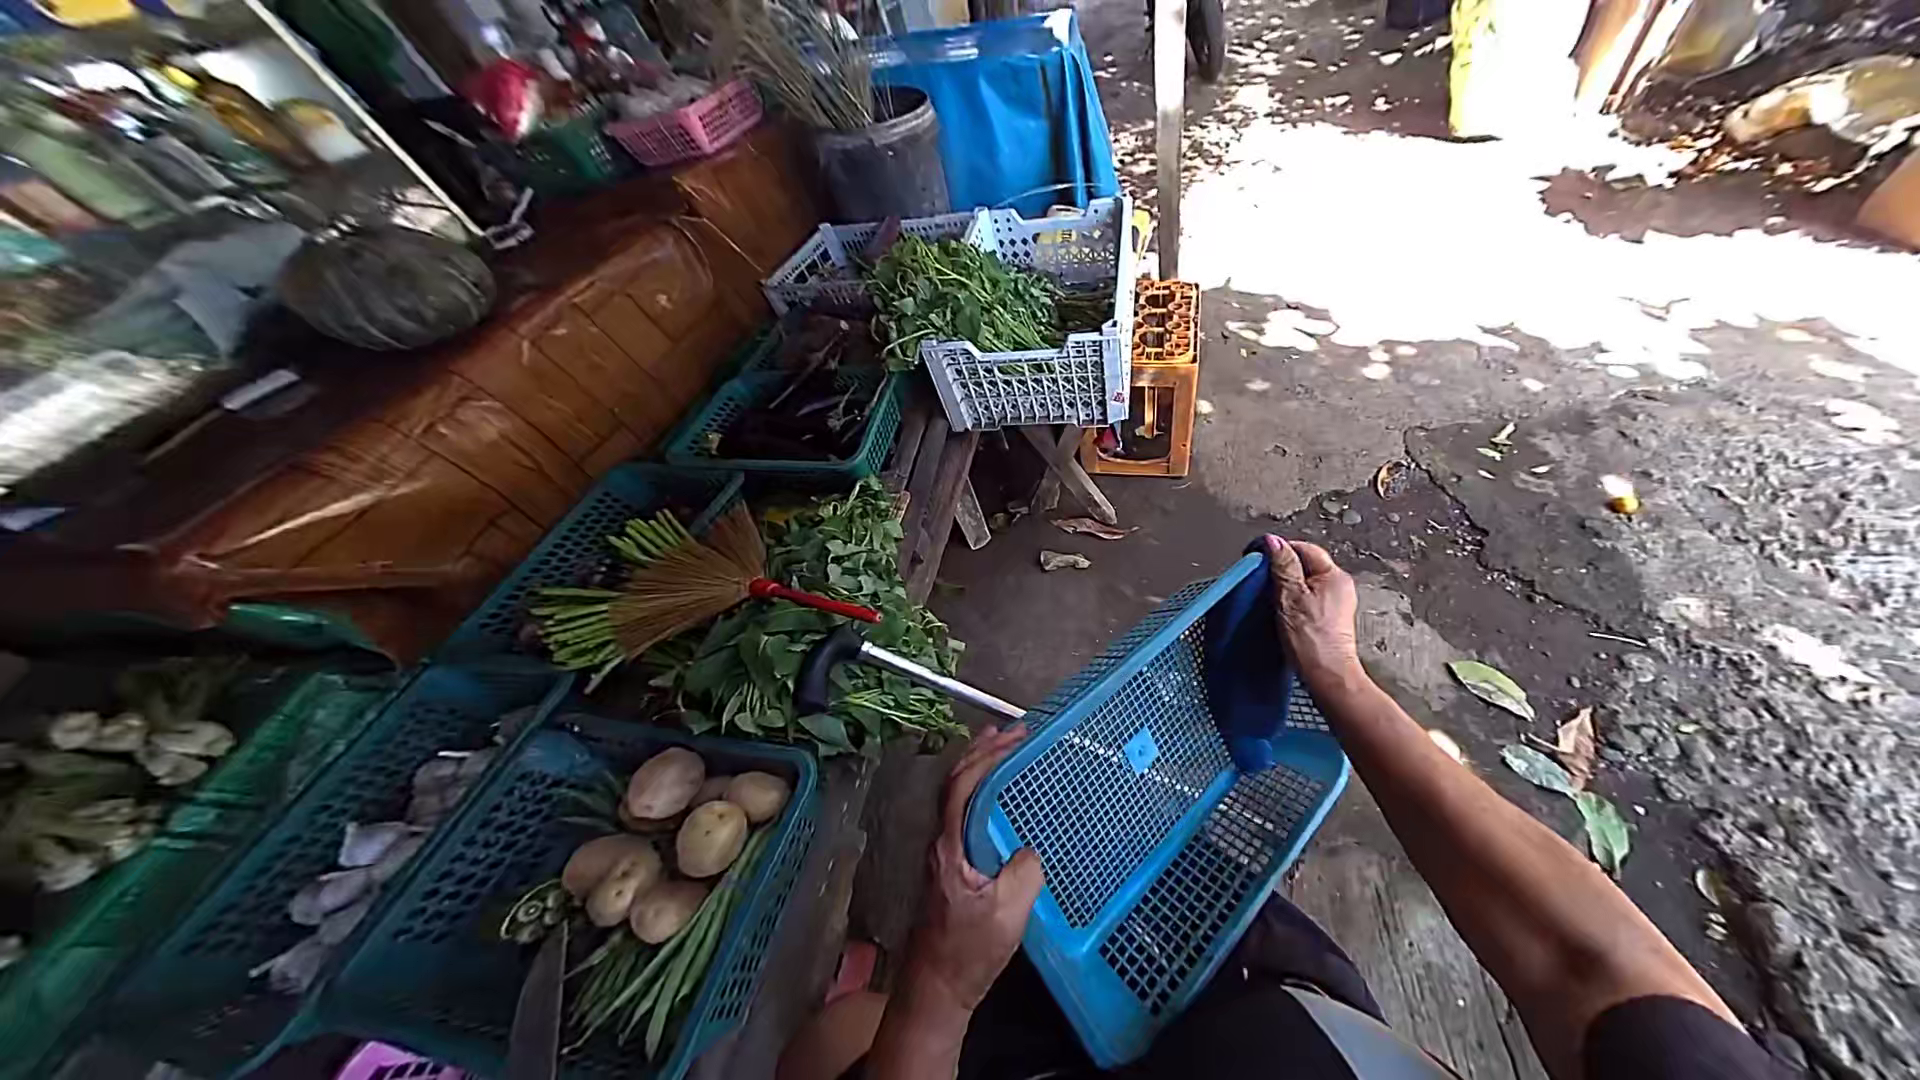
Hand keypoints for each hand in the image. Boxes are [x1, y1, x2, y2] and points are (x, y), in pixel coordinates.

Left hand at [901, 723, 1045, 1013]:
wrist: (935, 988)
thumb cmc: (966, 953)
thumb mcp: (1006, 915)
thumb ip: (1023, 874)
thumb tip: (1030, 848)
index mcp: (949, 846)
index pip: (961, 787)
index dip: (984, 757)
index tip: (1010, 738)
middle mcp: (941, 840)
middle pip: (954, 782)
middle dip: (980, 751)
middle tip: (1008, 731)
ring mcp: (944, 851)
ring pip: (957, 795)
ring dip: (977, 766)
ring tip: (1001, 746)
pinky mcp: (951, 863)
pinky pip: (964, 812)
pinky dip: (980, 790)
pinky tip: (997, 793)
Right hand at [1265, 535, 1360, 691]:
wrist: (1326, 674)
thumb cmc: (1311, 640)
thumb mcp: (1289, 596)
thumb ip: (1282, 566)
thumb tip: (1273, 542)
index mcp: (1334, 576)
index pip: (1303, 548)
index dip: (1279, 551)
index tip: (1259, 558)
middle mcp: (1339, 586)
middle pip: (1304, 564)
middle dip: (1282, 569)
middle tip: (1263, 580)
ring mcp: (1335, 602)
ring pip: (1304, 581)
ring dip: (1285, 585)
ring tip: (1271, 598)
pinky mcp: (1328, 617)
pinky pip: (1306, 597)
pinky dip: (1292, 600)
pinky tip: (1281, 610)